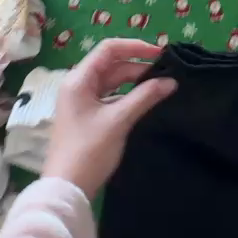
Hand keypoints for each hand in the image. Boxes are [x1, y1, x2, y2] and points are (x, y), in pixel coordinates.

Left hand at [40, 38, 176, 199]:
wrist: (66, 191)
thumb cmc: (89, 151)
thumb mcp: (119, 121)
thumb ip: (145, 97)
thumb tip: (171, 81)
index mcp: (78, 79)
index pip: (109, 49)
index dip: (135, 47)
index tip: (160, 53)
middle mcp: (77, 84)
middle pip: (110, 64)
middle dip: (137, 64)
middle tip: (165, 70)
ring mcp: (80, 100)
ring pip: (111, 80)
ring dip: (133, 80)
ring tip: (159, 83)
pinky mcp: (86, 115)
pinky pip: (109, 95)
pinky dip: (126, 94)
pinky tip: (143, 99)